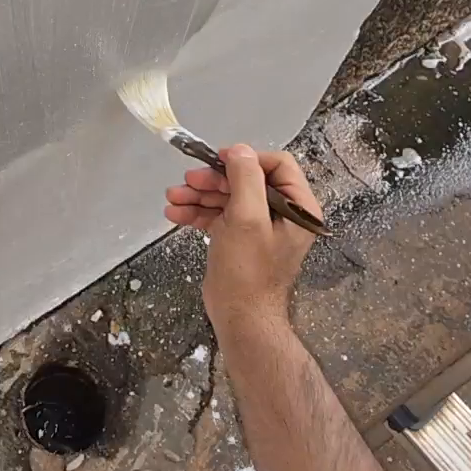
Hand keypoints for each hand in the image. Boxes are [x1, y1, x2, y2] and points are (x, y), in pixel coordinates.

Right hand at [164, 144, 323, 332]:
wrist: (241, 320)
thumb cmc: (249, 271)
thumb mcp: (247, 218)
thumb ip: (246, 179)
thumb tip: (239, 150)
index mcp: (298, 207)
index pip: (277, 165)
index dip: (247, 159)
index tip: (219, 160)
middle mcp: (282, 213)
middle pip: (246, 180)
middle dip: (214, 180)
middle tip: (188, 180)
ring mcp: (259, 227)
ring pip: (228, 197)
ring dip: (199, 195)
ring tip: (172, 197)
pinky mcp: (239, 238)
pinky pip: (219, 216)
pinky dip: (198, 212)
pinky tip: (175, 214)